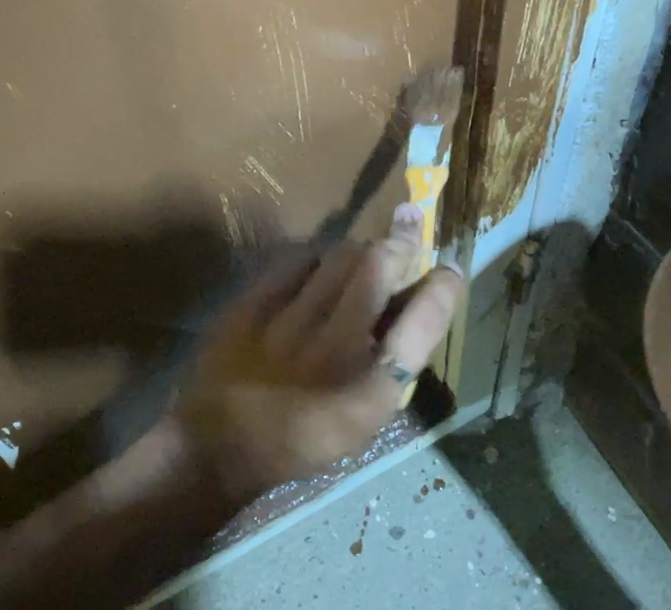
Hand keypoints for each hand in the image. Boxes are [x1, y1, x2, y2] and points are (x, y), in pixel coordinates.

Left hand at [176, 203, 464, 500]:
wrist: (220, 447)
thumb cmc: (304, 438)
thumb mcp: (363, 420)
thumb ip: (392, 366)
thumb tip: (410, 305)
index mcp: (370, 391)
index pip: (423, 323)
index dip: (443, 288)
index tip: (449, 269)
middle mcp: (334, 351)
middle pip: (379, 267)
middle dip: (402, 240)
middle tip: (409, 223)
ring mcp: (288, 324)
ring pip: (339, 255)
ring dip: (359, 249)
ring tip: (360, 255)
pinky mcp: (250, 307)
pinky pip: (296, 261)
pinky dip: (315, 259)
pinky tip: (316, 269)